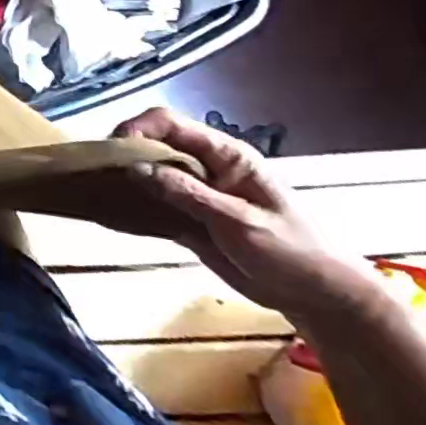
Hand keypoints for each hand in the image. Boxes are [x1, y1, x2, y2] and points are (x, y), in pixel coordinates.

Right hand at [112, 107, 385, 321]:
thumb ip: (186, 192)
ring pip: (148, 172)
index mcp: (225, 155)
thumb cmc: (294, 253)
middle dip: (125, 152)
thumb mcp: (239, 222)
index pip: (169, 123)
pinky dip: (133, 204)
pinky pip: (152, 202)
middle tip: (101, 171)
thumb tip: (134, 168)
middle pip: (153, 143)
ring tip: (101, 190)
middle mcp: (206, 166)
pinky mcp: (188, 218)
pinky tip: (115, 211)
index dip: (138, 128)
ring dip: (125, 178)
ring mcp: (196, 192)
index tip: (115, 149)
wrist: (325, 301)